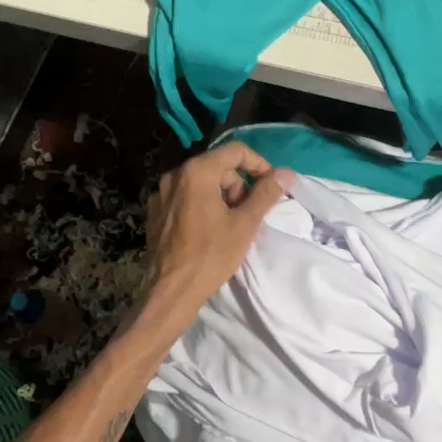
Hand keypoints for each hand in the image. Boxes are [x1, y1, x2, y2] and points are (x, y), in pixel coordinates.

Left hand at [143, 142, 295, 313]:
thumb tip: (287, 173)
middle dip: (237, 185)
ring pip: (200, 181)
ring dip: (220, 195)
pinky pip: (184, 196)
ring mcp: (161, 192)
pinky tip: (207, 229)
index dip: (258, 164)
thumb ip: (266, 193)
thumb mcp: (245, 224)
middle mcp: (175, 174)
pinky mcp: (155, 210)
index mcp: (197, 171)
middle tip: (247, 213)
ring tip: (228, 224)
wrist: (171, 291)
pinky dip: (200, 204)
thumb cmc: (211, 255)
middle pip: (217, 166)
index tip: (271, 184)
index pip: (235, 151)